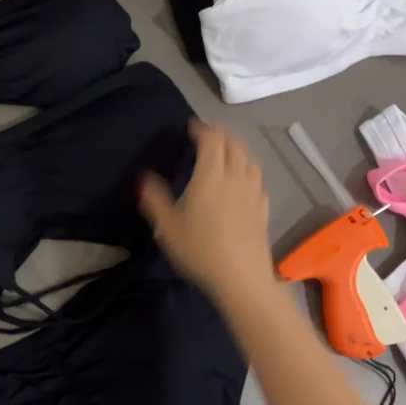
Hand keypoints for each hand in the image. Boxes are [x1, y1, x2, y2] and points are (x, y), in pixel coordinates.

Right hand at [139, 120, 274, 298]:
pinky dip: (249, 168)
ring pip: (250, 159)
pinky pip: (257, 178)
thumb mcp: (167, 227)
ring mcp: (253, 192)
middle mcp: (235, 177)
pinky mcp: (263, 208)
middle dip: (221, 133)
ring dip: (238, 148)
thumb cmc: (200, 250)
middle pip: (234, 144)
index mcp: (210, 176)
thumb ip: (154, 199)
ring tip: (227, 149)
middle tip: (207, 133)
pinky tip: (244, 178)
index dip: (202, 128)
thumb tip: (142, 176)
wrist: (241, 278)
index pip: (211, 140)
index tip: (192, 125)